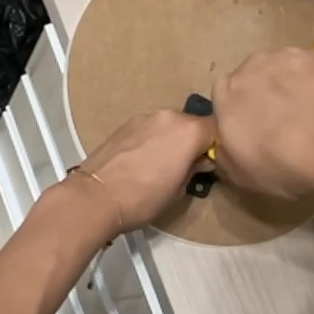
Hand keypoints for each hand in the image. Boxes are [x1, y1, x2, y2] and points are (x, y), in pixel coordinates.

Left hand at [75, 110, 217, 234]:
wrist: (96, 196)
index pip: (216, 130)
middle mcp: (169, 116)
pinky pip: (149, 128)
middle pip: (192, 124)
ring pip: (169, 124)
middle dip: (194, 141)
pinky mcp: (125, 124)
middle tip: (189, 164)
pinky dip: (153, 139)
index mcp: (189, 130)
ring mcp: (145, 117)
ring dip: (172, 139)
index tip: (212, 163)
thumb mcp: (179, 190)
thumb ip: (194, 169)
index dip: (217, 147)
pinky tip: (144, 159)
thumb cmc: (143, 198)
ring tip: (163, 163)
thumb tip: (199, 161)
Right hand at [214, 48, 313, 198]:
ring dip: (297, 86)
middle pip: (256, 77)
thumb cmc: (280, 161)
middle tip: (285, 126)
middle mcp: (254, 64)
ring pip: (290, 70)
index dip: (240, 115)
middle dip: (267, 96)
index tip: (253, 134)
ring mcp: (293, 55)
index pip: (225, 98)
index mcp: (227, 91)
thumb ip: (226, 154)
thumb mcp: (240, 174)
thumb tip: (226, 148)